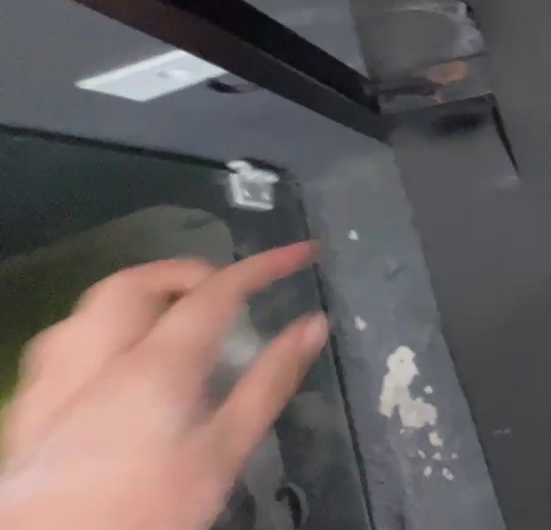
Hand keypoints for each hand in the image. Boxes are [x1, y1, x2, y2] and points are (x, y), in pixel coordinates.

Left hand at [0, 244, 329, 529]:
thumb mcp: (226, 449)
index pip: (215, 292)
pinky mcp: (26, 423)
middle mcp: (96, 368)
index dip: (264, 265)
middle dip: (186, 272)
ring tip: (176, 314)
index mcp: (155, 368)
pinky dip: (98, 335)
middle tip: (228, 289)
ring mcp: (52, 394)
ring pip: (82, 314)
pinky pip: (57, 352)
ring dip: (135, 300)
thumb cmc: (150, 508)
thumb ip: (270, 381)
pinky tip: (119, 361)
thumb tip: (315, 323)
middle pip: (131, 286)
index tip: (304, 253)